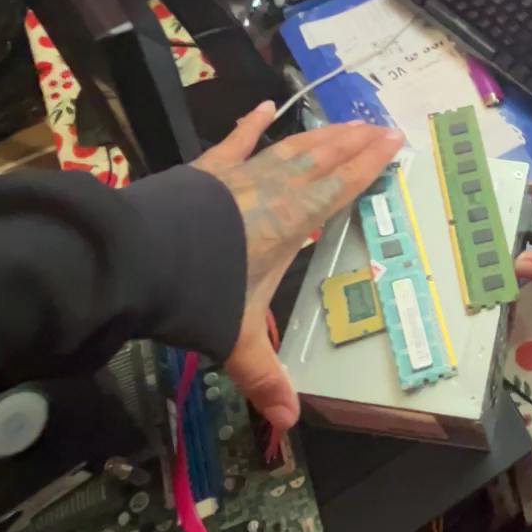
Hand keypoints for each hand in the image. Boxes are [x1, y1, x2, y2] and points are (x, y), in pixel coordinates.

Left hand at [193, 102, 402, 431]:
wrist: (136, 259)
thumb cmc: (199, 293)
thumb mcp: (237, 339)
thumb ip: (265, 376)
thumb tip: (289, 426)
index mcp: (293, 221)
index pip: (342, 185)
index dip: (371, 162)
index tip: (395, 139)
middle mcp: (276, 189)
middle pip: (325, 157)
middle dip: (357, 141)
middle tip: (382, 125)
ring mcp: (242, 174)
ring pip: (293, 145)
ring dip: (323, 132)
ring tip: (348, 121)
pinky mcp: (210, 169)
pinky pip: (236, 141)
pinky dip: (251, 123)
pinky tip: (265, 105)